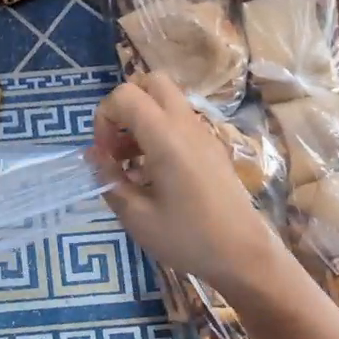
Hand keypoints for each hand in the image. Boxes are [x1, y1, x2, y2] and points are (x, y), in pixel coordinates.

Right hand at [92, 75, 289, 296]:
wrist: (244, 255)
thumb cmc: (188, 238)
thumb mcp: (136, 217)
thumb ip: (109, 180)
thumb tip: (94, 157)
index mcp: (165, 137)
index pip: (124, 95)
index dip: (104, 118)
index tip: (104, 155)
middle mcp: (186, 124)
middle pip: (150, 82)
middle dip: (124, 106)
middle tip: (117, 144)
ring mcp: (203, 133)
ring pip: (166, 100)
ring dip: (141, 119)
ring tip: (131, 163)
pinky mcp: (212, 147)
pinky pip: (180, 120)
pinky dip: (159, 131)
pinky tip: (154, 172)